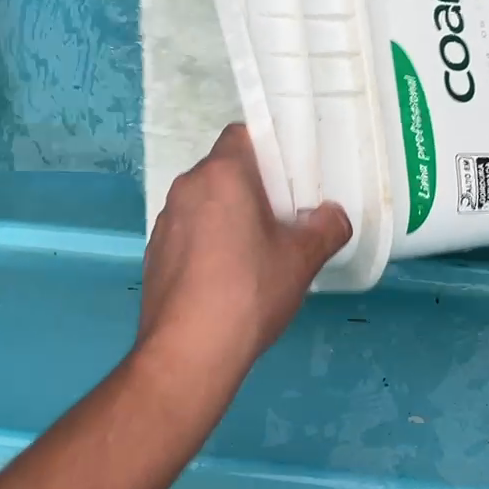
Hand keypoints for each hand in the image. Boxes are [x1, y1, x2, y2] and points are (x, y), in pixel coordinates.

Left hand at [138, 124, 351, 378]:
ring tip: (257, 252)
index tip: (289, 177)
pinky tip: (226, 278)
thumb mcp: (301, 259)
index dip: (268, 148)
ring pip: (205, 202)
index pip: (242, 134)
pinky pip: (188, 231)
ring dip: (229, 215)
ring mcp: (165, 220)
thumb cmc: (249, 291)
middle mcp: (187, 187)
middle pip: (224, 169)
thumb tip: (334, 215)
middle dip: (253, 186)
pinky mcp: (154, 252)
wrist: (187, 353)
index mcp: (222, 174)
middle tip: (283, 217)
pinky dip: (207, 241)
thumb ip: (325, 227)